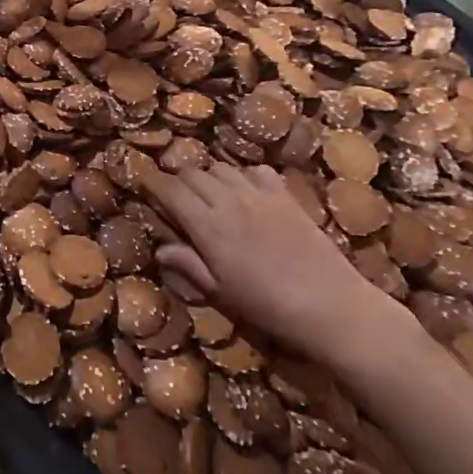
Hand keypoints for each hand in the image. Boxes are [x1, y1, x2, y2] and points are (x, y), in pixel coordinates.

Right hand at [144, 163, 413, 364]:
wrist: (329, 305)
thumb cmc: (267, 306)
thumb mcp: (220, 292)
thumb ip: (189, 265)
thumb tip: (161, 250)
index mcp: (208, 227)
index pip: (171, 190)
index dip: (153, 182)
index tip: (143, 182)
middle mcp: (230, 202)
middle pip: (193, 173)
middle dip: (178, 179)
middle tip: (174, 194)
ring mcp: (259, 196)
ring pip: (222, 168)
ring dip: (208, 176)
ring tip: (207, 192)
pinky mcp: (285, 196)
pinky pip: (256, 170)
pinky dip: (243, 175)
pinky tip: (245, 191)